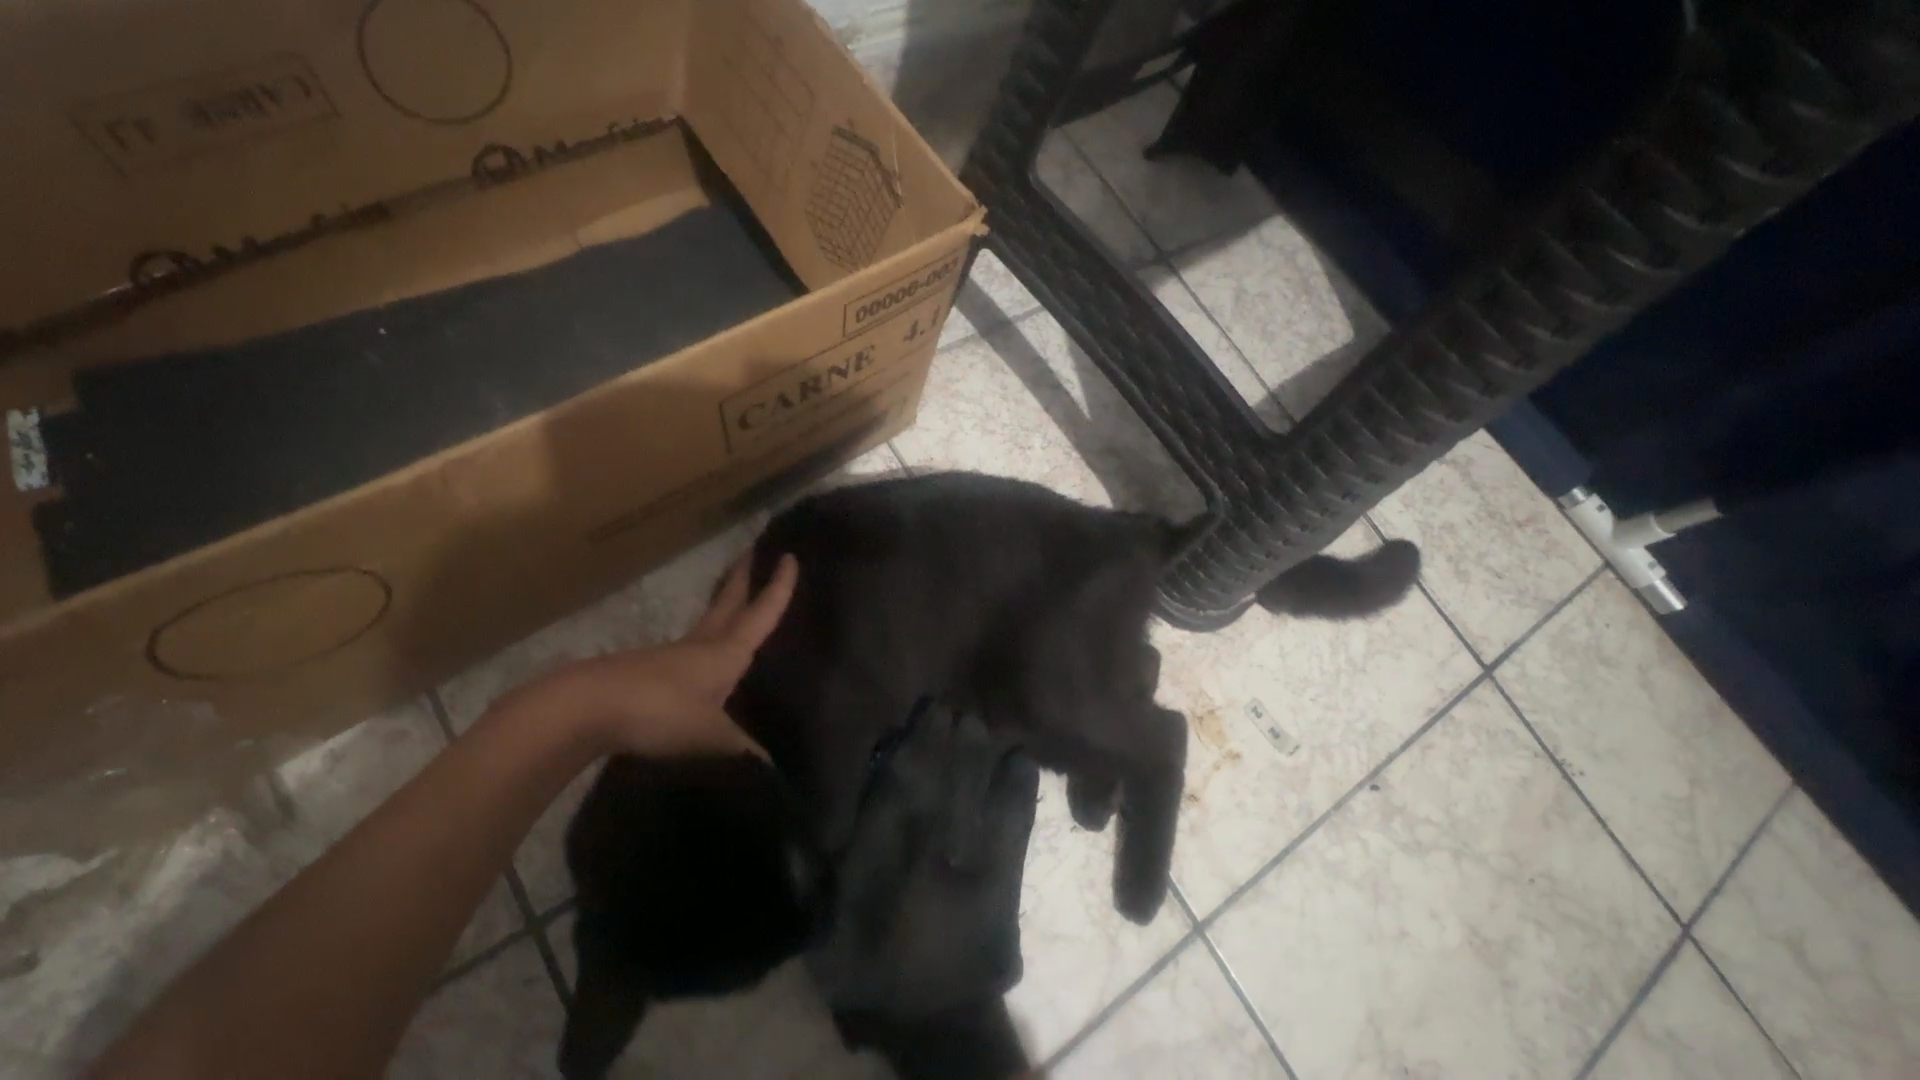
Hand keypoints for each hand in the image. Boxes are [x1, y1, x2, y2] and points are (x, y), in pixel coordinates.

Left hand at [521, 552, 798, 759]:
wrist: (585, 708)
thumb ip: (742, 750)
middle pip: (725, 606)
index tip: (789, 555)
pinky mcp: (644, 677)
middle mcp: (698, 647)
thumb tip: (772, 768)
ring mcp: (667, 659)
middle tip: (751, 554)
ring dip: (721, 613)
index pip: (759, 614)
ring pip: (704, 629)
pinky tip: (699, 670)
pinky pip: (684, 657)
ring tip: (734, 612)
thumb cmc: (660, 710)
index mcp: (723, 652)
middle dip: (740, 581)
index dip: (777, 588)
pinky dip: (699, 651)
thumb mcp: (710, 736)